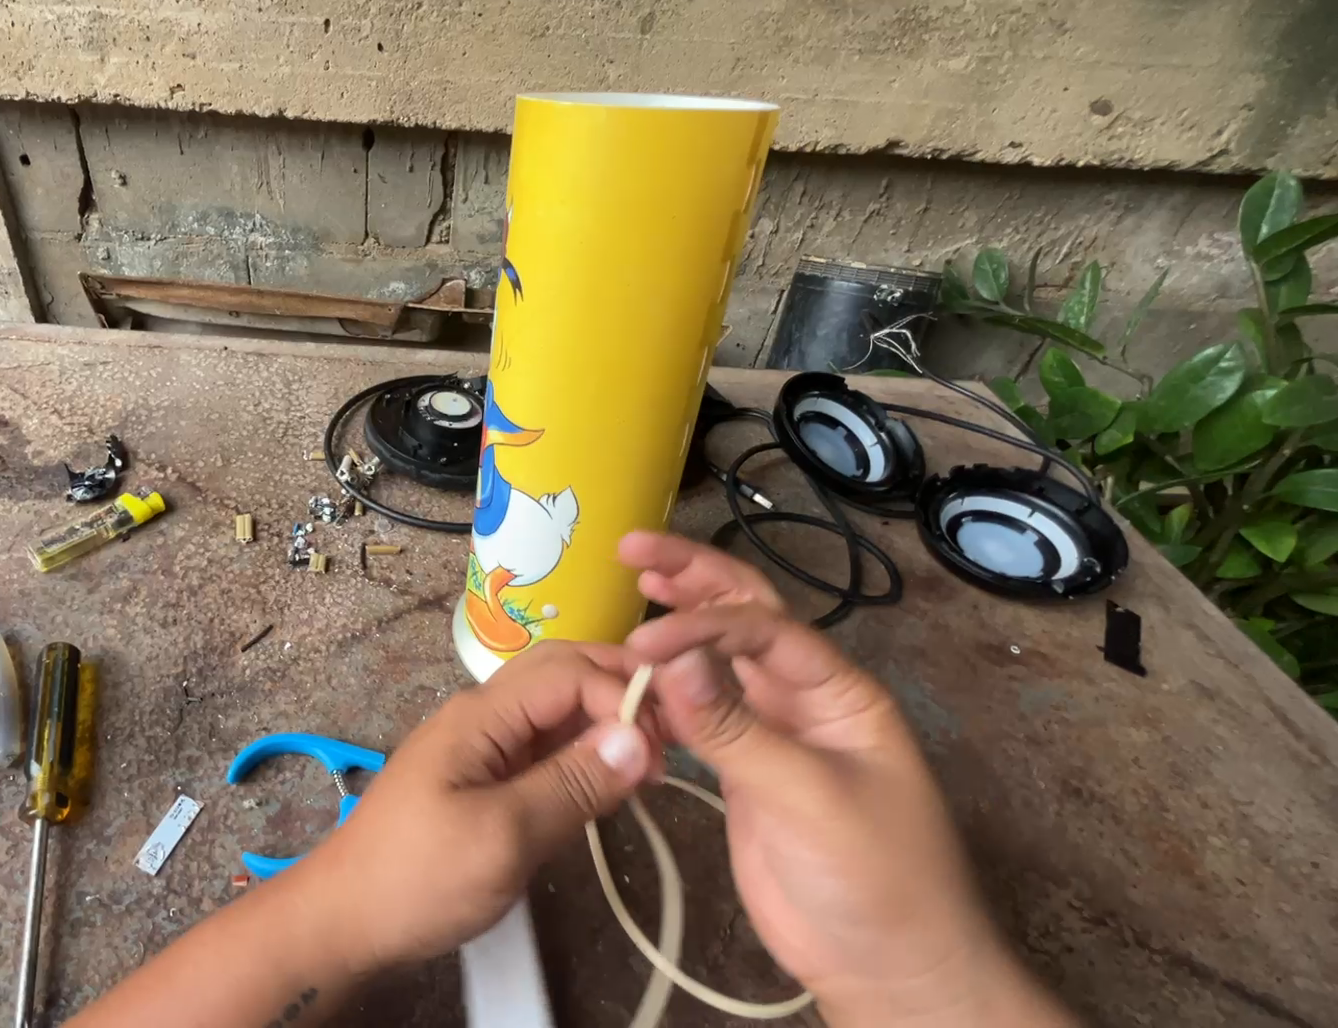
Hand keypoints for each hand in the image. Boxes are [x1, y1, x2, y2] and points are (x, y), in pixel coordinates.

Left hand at [291, 640, 661, 972]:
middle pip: (559, 673)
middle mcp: (484, 714)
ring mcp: (484, 743)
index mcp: (481, 713)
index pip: (566, 671)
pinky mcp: (486, 774)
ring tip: (653, 758)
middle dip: (617, 689)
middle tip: (672, 733)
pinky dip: (583, 752)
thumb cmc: (419, 875)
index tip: (661, 747)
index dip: (619, 694)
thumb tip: (638, 736)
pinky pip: (543, 745)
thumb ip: (571, 784)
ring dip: (605, 720)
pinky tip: (612, 777)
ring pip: (554, 708)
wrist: (348, 916)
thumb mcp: (502, 836)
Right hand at [619, 531, 1074, 1027]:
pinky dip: (668, 677)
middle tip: (633, 547)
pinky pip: (699, 704)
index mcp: (837, 689)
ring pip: (719, 653)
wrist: (888, 972)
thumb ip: (732, 727)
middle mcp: (802, 694)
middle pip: (744, 614)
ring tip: (638, 580)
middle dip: (693, 576)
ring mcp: (770, 727)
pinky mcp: (741, 761)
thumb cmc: (875, 880)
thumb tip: (666, 658)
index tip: (644, 642)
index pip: (760, 629)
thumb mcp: (808, 797)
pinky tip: (640, 667)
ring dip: (680, 614)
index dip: (700, 625)